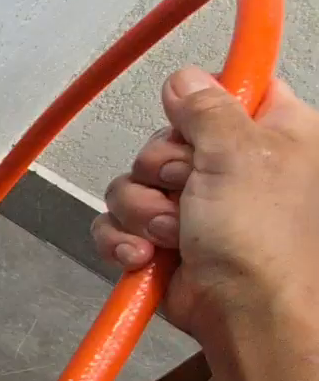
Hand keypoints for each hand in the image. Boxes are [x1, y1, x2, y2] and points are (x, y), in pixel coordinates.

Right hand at [92, 67, 318, 340]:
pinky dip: (120, 241)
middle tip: (184, 191)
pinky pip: (112, 226)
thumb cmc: (261, 234)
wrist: (239, 304)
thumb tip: (185, 77)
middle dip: (155, 175)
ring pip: (128, 188)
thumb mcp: (240, 155)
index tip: (189, 126)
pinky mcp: (154, 237)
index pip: (225, 98)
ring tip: (169, 234)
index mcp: (267, 135)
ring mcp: (188, 205)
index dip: (197, 110)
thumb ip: (208, 112)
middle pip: (159, 148)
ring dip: (138, 213)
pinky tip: (143, 255)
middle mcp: (226, 167)